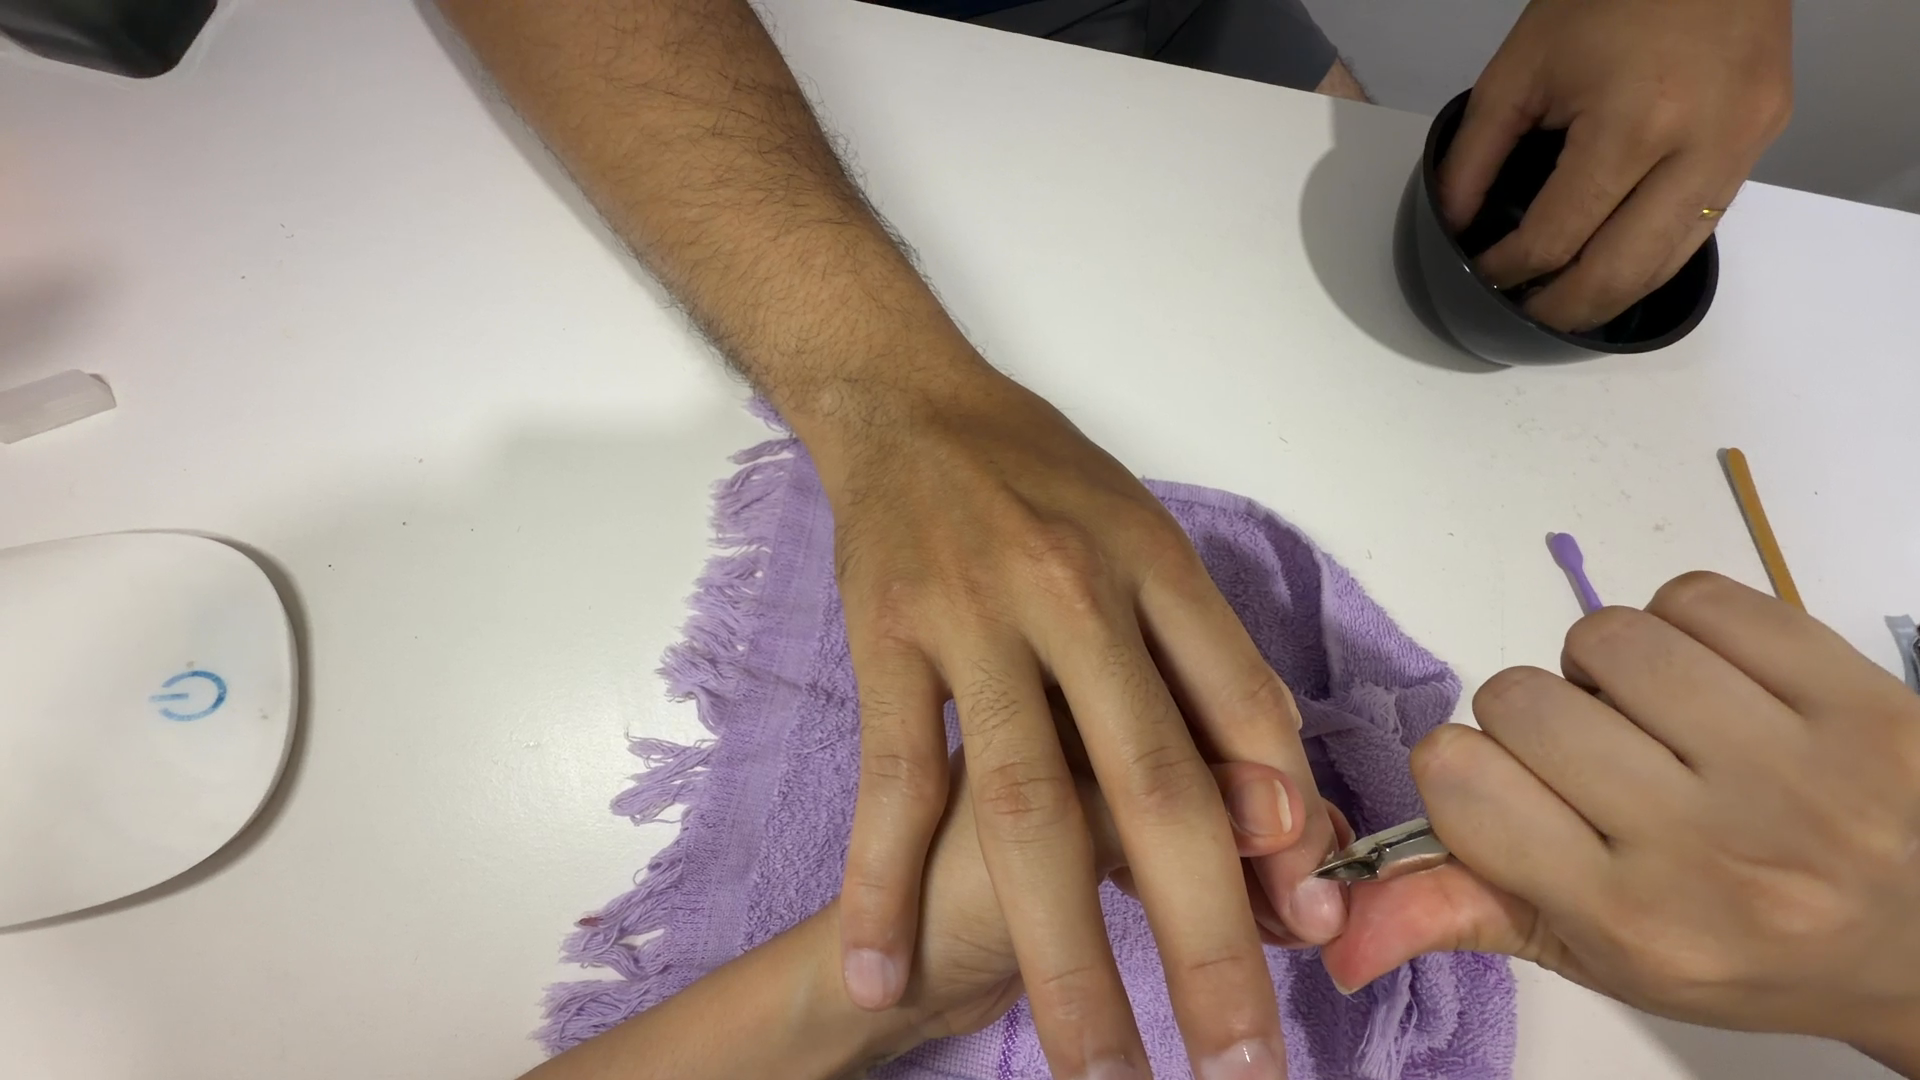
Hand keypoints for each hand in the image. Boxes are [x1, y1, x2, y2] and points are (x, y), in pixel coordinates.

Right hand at [812, 362, 1343, 1079]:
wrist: (911, 409)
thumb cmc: (1036, 472)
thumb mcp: (1141, 536)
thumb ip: (1199, 656)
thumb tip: (1261, 798)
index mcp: (1152, 563)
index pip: (1243, 710)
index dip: (1283, 831)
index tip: (1301, 937)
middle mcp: (1072, 594)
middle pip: (1150, 783)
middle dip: (1204, 938)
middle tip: (1243, 1069)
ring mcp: (971, 620)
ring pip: (1023, 803)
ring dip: (1062, 951)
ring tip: (1097, 1070)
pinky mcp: (885, 640)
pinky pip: (892, 775)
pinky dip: (883, 880)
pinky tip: (881, 972)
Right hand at [1320, 574, 1919, 1074]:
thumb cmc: (1736, 949)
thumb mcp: (1586, 951)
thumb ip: (1456, 917)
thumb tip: (1332, 935)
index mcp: (1629, 914)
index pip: (1455, 773)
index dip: (1465, 767)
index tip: (1516, 791)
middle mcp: (1712, 848)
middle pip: (1517, 697)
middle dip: (1535, 718)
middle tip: (1597, 759)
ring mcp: (1805, 772)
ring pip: (1602, 637)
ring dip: (1607, 669)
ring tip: (1660, 718)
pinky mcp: (1873, 702)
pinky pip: (1700, 599)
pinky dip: (1687, 626)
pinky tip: (1719, 683)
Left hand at [1441, 0, 1791, 331]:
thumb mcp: (1513, 76)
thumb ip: (1470, 162)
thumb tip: (1453, 228)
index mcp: (1635, 126)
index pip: (1555, 241)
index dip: (1506, 271)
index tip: (1482, 274)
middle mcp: (1704, 145)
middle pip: (1620, 271)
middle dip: (1559, 309)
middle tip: (1518, 314)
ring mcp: (1745, 145)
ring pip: (1668, 263)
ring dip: (1606, 299)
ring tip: (1554, 305)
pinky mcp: (1762, 140)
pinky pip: (1700, 229)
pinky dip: (1646, 264)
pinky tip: (1604, 270)